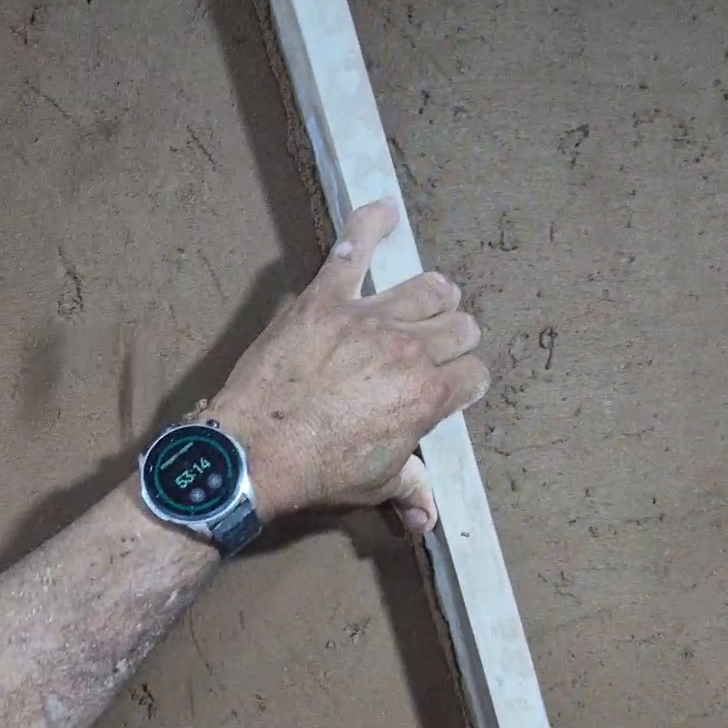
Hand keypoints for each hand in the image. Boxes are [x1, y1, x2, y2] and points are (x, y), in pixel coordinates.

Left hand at [205, 199, 487, 530]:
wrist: (252, 453)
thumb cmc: (314, 473)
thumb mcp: (372, 486)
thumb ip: (410, 489)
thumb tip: (429, 517)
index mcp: (428, 396)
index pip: (475, 373)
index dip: (462, 382)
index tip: (447, 386)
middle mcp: (409, 350)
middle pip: (459, 324)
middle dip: (451, 339)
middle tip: (426, 351)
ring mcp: (367, 319)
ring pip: (428, 286)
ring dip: (431, 296)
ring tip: (419, 303)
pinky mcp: (324, 301)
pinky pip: (354, 249)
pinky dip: (370, 225)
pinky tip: (383, 210)